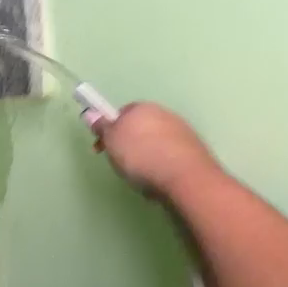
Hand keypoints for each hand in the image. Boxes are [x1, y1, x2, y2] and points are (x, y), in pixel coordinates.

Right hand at [92, 103, 225, 199]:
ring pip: (156, 141)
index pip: (121, 112)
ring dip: (146, 153)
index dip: (110, 129)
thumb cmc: (141, 155)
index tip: (103, 146)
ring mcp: (183, 132)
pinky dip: (162, 163)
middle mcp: (164, 114)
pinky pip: (170, 155)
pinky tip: (158, 178)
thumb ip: (101, 126)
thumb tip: (92, 114)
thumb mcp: (110, 141)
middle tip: (119, 161)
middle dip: (129, 142)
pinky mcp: (196, 151)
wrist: (187, 178)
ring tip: (140, 174)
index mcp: (142, 107)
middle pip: (140, 127)